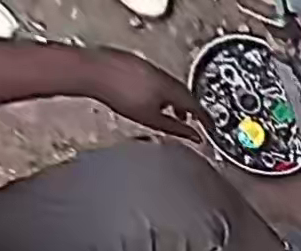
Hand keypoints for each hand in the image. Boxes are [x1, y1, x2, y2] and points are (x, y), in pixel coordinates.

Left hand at [86, 49, 202, 140]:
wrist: (89, 72)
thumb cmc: (117, 94)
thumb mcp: (153, 120)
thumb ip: (177, 129)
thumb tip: (196, 138)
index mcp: (169, 88)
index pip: (195, 105)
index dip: (205, 118)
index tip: (210, 127)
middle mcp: (160, 73)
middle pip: (183, 93)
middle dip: (191, 108)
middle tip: (195, 119)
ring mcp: (145, 65)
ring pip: (169, 84)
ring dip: (174, 99)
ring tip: (172, 111)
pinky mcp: (131, 61)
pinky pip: (154, 77)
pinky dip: (160, 90)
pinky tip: (151, 98)